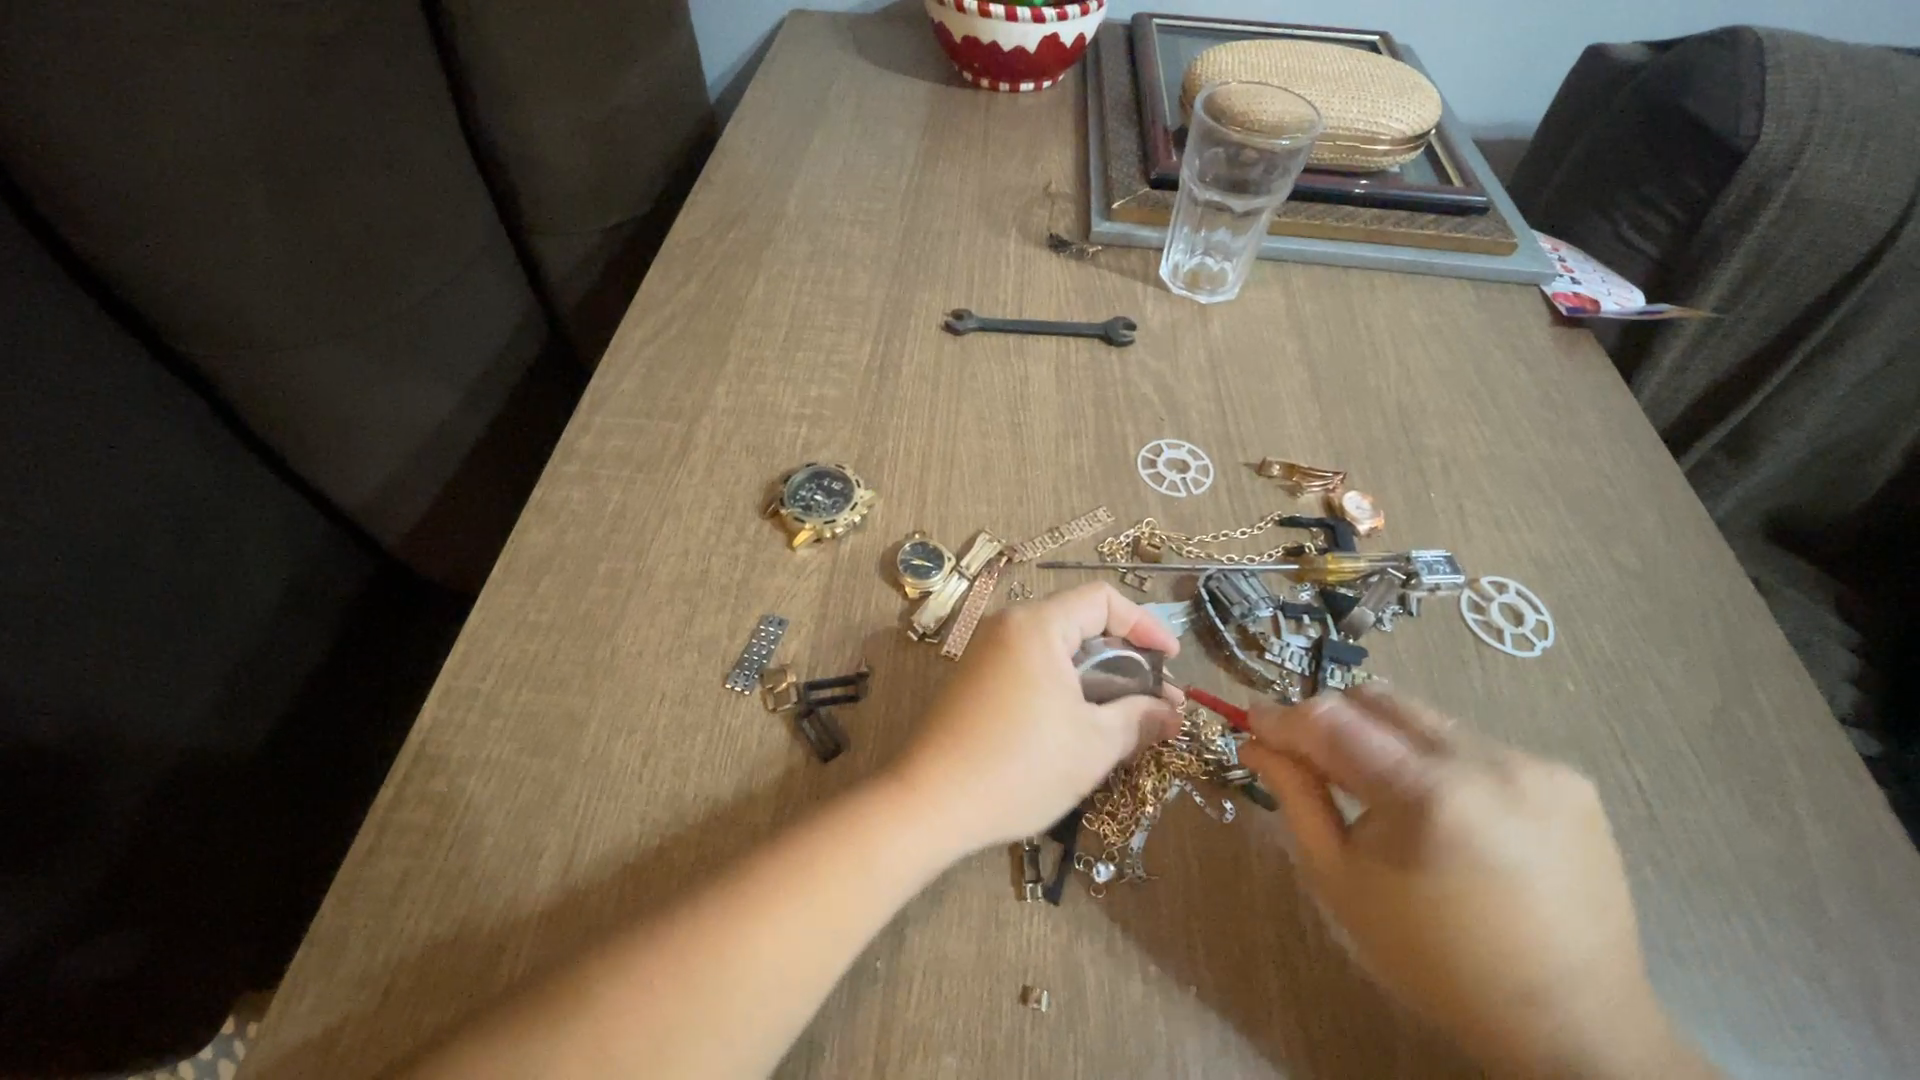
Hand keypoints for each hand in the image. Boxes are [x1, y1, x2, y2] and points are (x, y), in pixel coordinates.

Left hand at [890, 583, 1184, 853]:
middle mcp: (1006, 628)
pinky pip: (1029, 671)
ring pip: (1054, 652)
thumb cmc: (1019, 767)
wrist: (928, 803)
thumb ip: (1139, 719)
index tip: (1170, 663)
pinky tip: (1077, 730)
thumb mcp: (1093, 744)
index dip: (1145, 625)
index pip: (1102, 599)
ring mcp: (983, 656)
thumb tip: (1172, 713)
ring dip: (1094, 680)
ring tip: (1122, 722)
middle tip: (1154, 702)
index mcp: (1036, 626)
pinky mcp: (971, 684)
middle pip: (1078, 624)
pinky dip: (1061, 690)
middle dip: (1124, 661)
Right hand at [1241, 686, 1713, 1078]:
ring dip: (1386, 740)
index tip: (1254, 724)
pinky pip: (1476, 746)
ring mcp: (1536, 765)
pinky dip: (1439, 763)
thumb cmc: (1431, 960)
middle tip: (1310, 756)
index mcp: (1427, 794)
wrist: (1567, 1020)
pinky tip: (1444, 814)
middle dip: (1333, 718)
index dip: (1284, 716)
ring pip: (1427, 720)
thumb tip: (1256, 743)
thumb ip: (1296, 797)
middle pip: (1381, 700)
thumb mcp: (1339, 881)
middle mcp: (1488, 761)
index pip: (1333, 718)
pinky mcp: (1568, 779)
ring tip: (1381, 795)